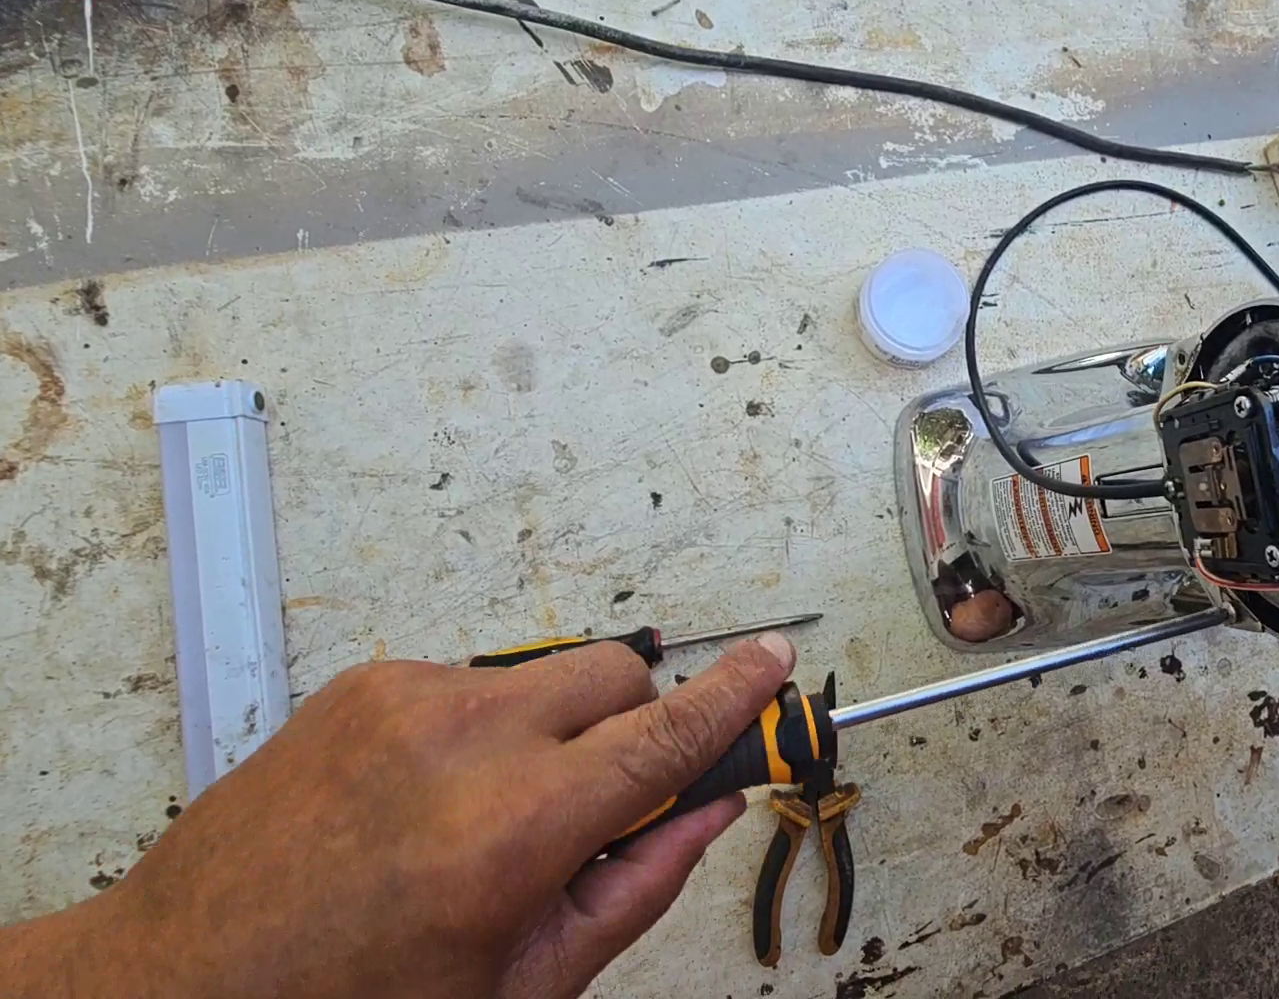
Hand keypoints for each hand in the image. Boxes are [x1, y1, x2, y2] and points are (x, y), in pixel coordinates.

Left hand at [24, 632, 795, 998]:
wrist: (160, 992)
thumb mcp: (522, 986)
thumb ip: (640, 886)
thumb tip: (715, 806)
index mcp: (506, 836)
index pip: (661, 741)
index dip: (732, 697)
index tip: (773, 658)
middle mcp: (463, 744)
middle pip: (618, 674)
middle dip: (634, 721)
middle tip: (601, 790)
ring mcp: (411, 698)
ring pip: (556, 672)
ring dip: (561, 725)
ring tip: (497, 801)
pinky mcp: (372, 679)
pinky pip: (485, 678)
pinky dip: (494, 722)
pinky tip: (435, 788)